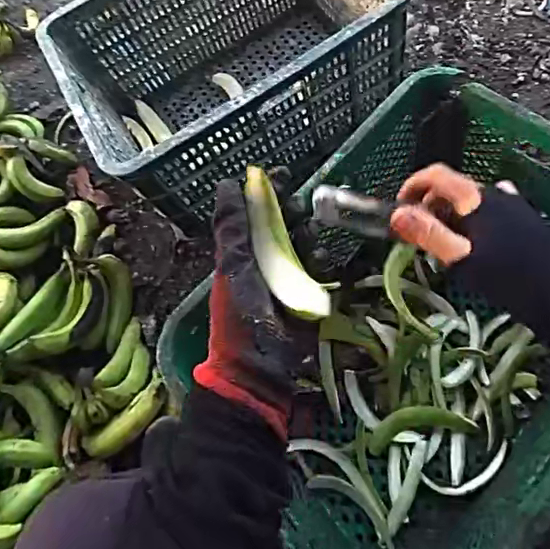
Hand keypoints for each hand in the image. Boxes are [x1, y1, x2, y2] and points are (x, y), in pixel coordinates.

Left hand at [193, 177, 314, 437]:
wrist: (261, 373)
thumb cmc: (241, 318)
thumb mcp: (234, 268)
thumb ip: (233, 228)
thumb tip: (228, 183)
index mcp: (242, 249)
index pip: (256, 210)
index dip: (268, 191)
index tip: (282, 176)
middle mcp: (264, 257)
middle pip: (283, 221)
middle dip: (294, 211)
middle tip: (301, 209)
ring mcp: (287, 275)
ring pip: (303, 241)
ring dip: (309, 234)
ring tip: (311, 236)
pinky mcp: (307, 292)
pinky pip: (317, 268)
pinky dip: (320, 260)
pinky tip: (321, 259)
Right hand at [389, 163, 544, 266]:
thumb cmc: (510, 279)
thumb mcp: (462, 260)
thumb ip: (428, 234)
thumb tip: (398, 215)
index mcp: (475, 198)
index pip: (436, 175)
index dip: (413, 185)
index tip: (400, 209)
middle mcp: (494, 194)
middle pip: (452, 187)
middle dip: (429, 205)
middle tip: (419, 234)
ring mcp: (514, 205)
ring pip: (472, 200)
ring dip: (452, 215)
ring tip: (446, 244)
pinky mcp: (526, 220)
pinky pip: (491, 211)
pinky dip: (475, 220)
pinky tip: (478, 242)